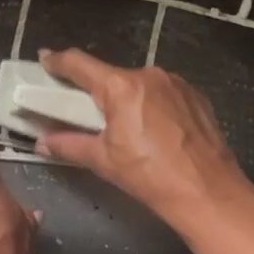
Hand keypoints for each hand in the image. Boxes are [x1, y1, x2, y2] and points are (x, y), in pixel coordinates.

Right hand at [33, 49, 253, 228]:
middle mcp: (148, 76)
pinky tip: (154, 128)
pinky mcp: (195, 95)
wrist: (211, 193)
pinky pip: (162, 92)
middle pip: (110, 75)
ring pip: (137, 83)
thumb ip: (69, 145)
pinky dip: (151, 103)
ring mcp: (175, 83)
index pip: (79, 63)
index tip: (44, 60)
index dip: (57, 61)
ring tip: (125, 124)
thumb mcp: (104, 161)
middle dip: (96, 89)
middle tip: (86, 110)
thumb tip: (42, 142)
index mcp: (121, 87)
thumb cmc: (151, 176)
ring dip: (125, 97)